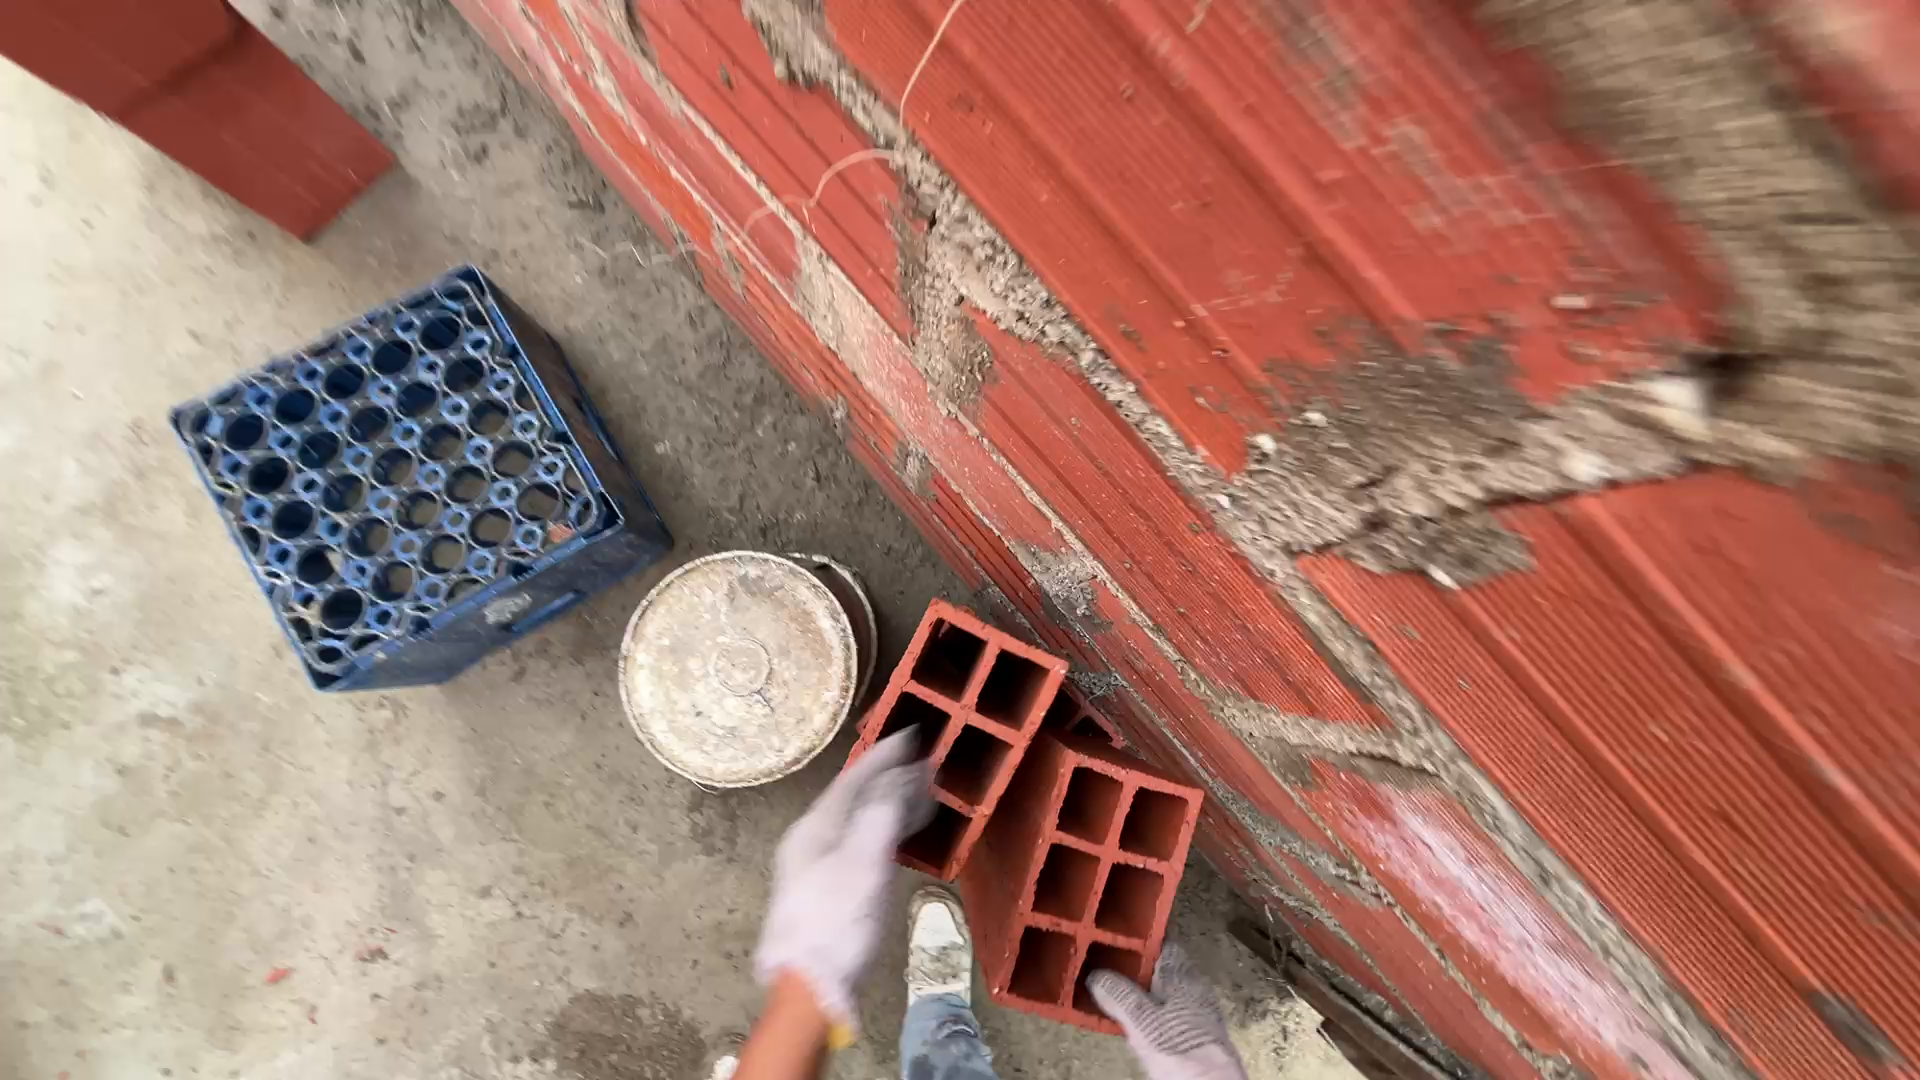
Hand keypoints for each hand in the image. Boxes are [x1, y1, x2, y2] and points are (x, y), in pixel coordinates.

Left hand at [754, 731, 931, 1032]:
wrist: (808, 991)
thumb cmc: (835, 923)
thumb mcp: (863, 864)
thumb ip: (880, 816)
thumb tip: (896, 781)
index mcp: (815, 827)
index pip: (854, 778)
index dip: (884, 755)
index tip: (912, 735)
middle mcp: (812, 839)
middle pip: (856, 796)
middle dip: (891, 777)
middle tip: (926, 762)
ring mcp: (818, 865)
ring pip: (860, 819)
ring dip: (891, 803)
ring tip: (924, 792)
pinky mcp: (830, 888)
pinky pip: (863, 841)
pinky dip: (886, 829)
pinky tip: (904, 833)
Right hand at [1088, 944, 1247, 1079]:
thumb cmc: (1178, 1046)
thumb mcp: (1141, 1019)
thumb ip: (1118, 994)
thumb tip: (1094, 976)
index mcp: (1181, 971)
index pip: (1161, 941)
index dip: (1139, 937)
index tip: (1116, 935)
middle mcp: (1193, 984)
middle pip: (1162, 964)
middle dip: (1137, 964)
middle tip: (1107, 963)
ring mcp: (1197, 1009)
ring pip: (1165, 988)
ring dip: (1144, 988)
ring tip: (1116, 990)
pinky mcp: (1195, 1032)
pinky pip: (1169, 1009)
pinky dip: (1151, 1008)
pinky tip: (1137, 1019)